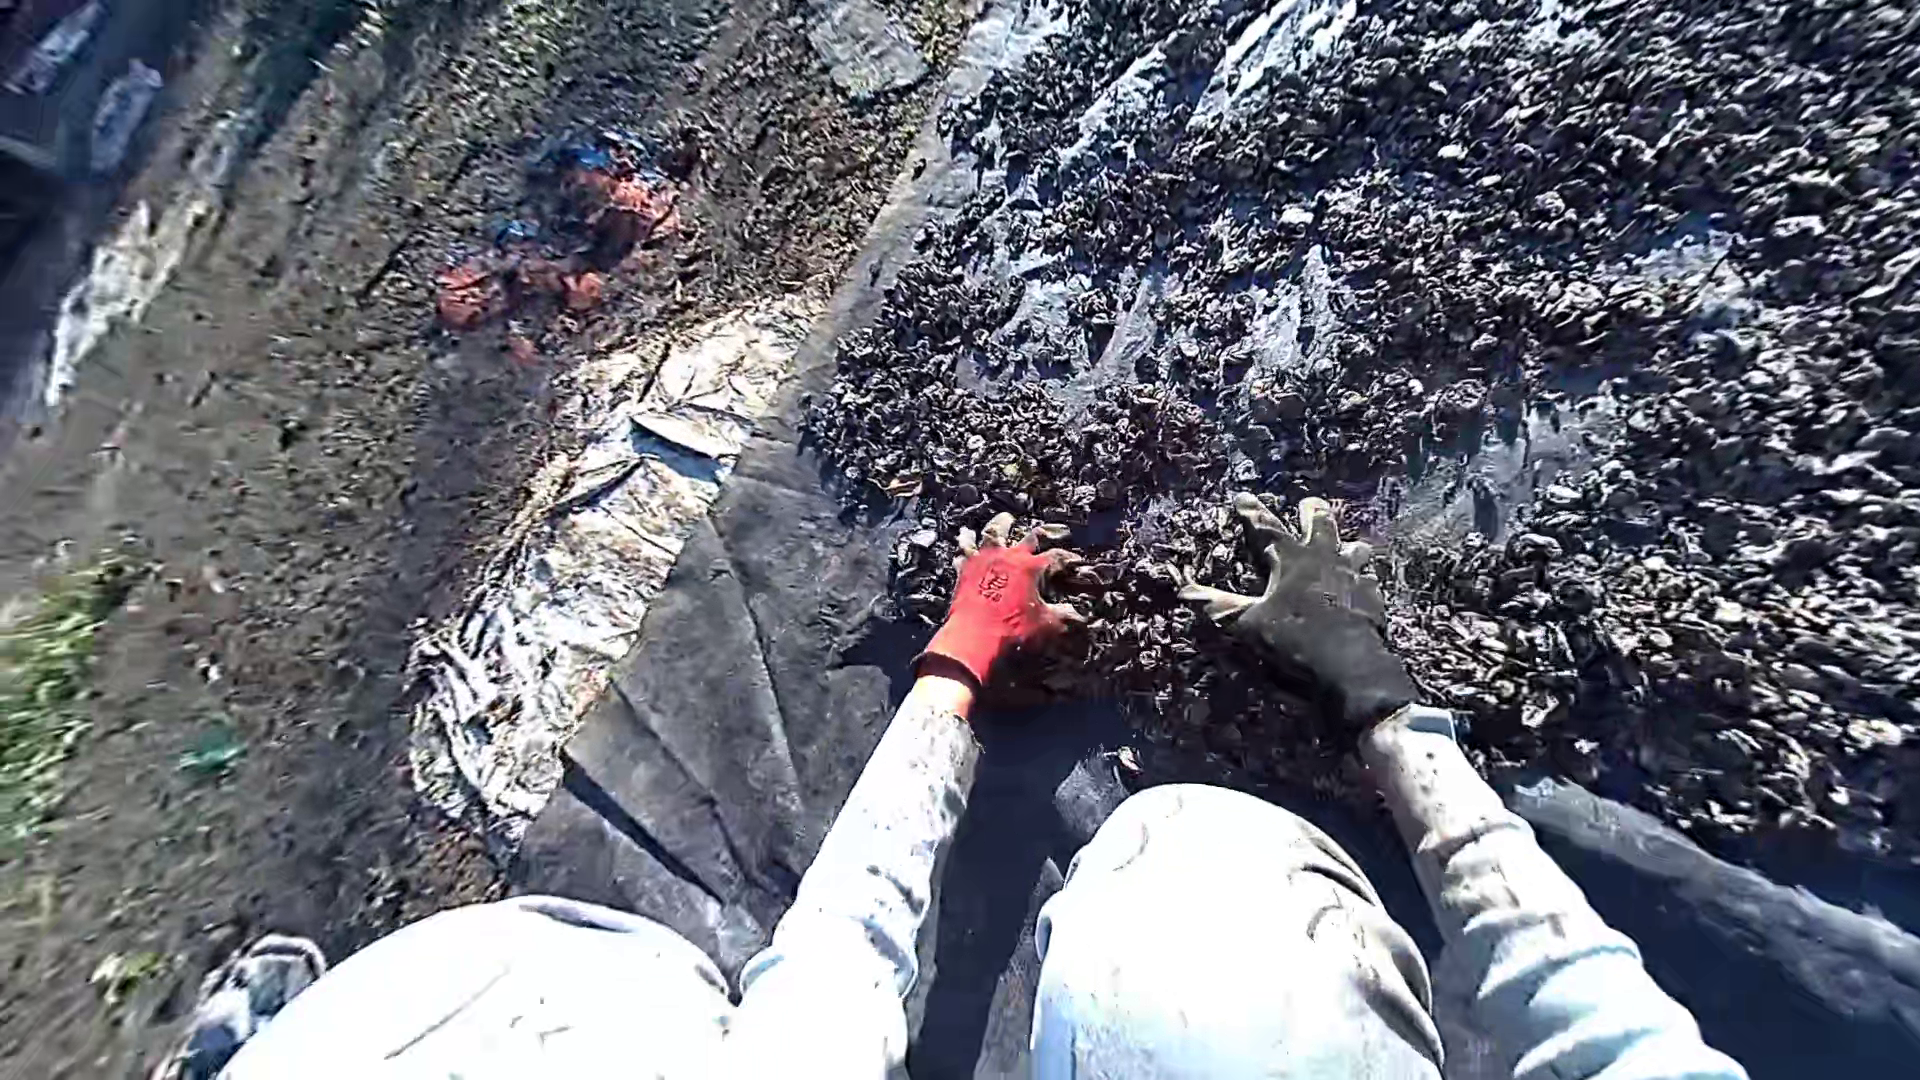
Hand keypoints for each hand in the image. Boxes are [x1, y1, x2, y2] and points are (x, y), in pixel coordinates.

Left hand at [918, 513, 1086, 690]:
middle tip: (1043, 531)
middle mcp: (1010, 556)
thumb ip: (1064, 616)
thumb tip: (1079, 615)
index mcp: (1032, 567)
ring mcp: (986, 559)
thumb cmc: (1013, 629)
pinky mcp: (966, 567)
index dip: (1067, 559)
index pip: (1056, 557)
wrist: (975, 634)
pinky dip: (966, 541)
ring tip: (1005, 518)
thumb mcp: (1046, 624)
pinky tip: (966, 535)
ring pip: (994, 533)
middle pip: (1027, 537)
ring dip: (1000, 525)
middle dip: (1038, 534)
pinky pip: (965, 549)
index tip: (1074, 561)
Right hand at [1180, 493, 1414, 729]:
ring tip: (1348, 543)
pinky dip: (1361, 579)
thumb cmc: (1295, 638)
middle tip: (1309, 502)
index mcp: (1292, 560)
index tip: (1242, 497)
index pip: (1266, 528)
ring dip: (1347, 545)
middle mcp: (1325, 560)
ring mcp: (1353, 578)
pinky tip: (1362, 586)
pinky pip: (1368, 581)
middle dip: (1312, 512)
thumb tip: (1184, 590)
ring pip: (1353, 550)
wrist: (1352, 666)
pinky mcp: (1373, 600)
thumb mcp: (1247, 623)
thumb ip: (1216, 605)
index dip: (1252, 512)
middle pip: (1320, 526)